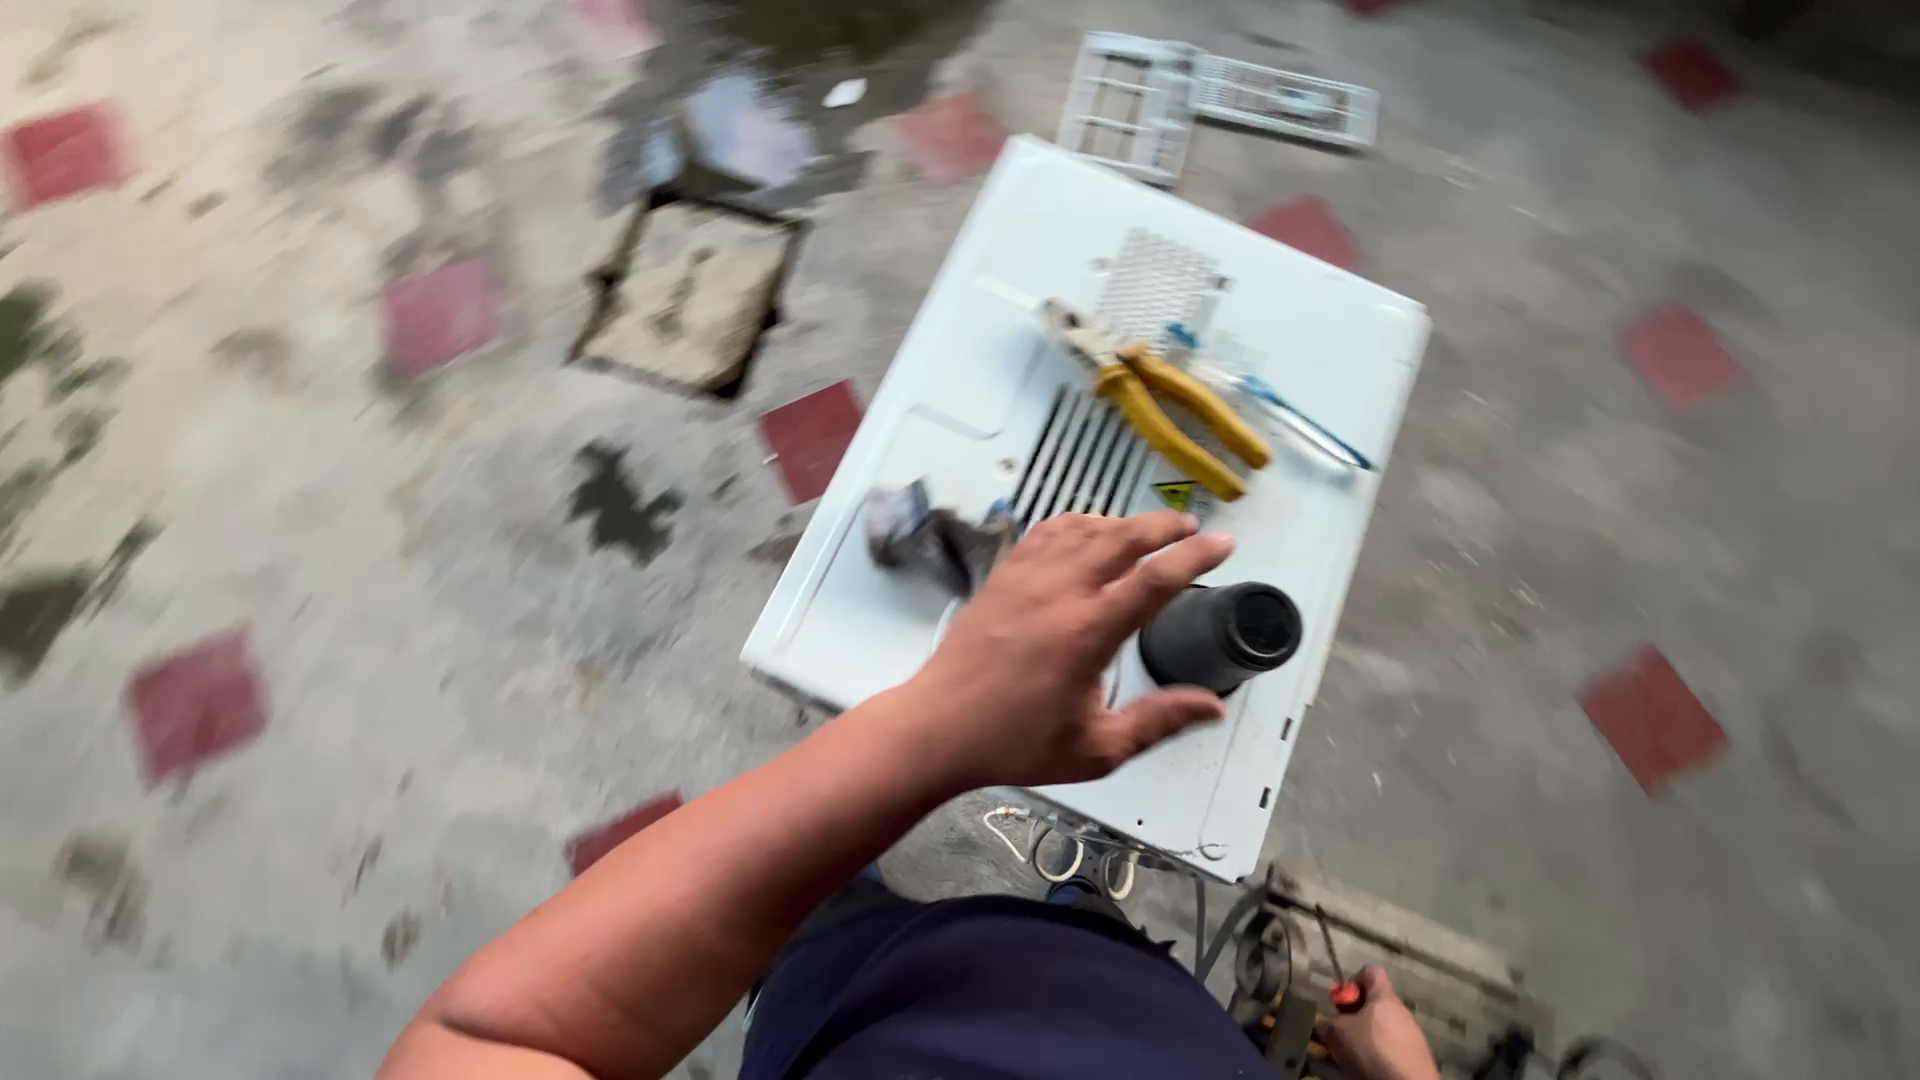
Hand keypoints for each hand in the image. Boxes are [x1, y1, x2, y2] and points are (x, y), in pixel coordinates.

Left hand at [899, 510, 1234, 789]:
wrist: (938, 727)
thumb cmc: (1014, 742)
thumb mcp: (1097, 748)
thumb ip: (1159, 721)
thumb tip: (1213, 706)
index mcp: (1088, 632)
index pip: (1155, 579)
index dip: (1196, 556)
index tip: (1223, 544)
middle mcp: (1059, 592)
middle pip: (1123, 537)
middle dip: (1164, 525)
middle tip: (1191, 527)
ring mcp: (1026, 578)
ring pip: (1084, 527)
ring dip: (1122, 521)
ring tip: (1146, 529)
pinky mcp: (1002, 576)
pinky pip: (1045, 533)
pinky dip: (1075, 523)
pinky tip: (1086, 530)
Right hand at [1315, 967, 1440, 1079]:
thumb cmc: (1372, 1050)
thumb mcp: (1338, 1033)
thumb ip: (1328, 1023)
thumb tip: (1324, 1025)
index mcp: (1384, 997)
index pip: (1370, 971)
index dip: (1352, 980)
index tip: (1341, 1000)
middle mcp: (1402, 1012)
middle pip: (1374, 1003)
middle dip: (1354, 1014)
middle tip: (1340, 1030)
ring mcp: (1413, 1036)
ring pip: (1381, 1027)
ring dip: (1364, 1036)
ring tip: (1351, 1053)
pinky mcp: (1417, 1059)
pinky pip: (1391, 1047)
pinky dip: (1377, 1053)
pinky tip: (1366, 1067)